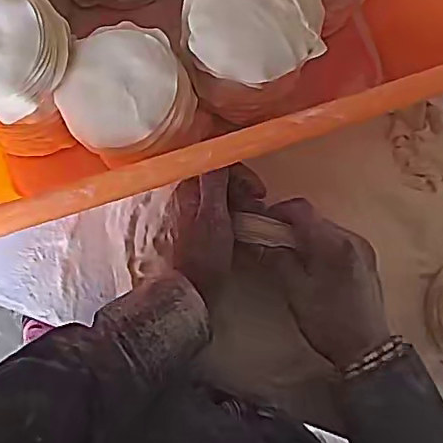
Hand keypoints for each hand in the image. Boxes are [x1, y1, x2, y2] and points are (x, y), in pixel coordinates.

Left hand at [163, 165, 265, 303]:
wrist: (191, 291)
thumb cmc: (203, 256)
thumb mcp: (214, 216)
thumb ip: (215, 182)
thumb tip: (218, 151)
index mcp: (187, 189)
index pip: (216, 163)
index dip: (241, 175)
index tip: (256, 192)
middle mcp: (185, 196)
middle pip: (219, 178)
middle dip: (242, 188)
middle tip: (257, 207)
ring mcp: (190, 212)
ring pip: (220, 194)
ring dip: (240, 201)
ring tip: (251, 219)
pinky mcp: (196, 228)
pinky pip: (218, 209)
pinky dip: (232, 213)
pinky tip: (241, 227)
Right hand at [257, 198, 391, 369]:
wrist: (367, 350)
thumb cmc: (328, 323)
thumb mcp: (295, 291)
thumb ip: (277, 259)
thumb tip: (260, 240)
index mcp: (333, 243)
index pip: (301, 209)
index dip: (277, 212)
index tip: (261, 225)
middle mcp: (351, 238)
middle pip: (314, 217)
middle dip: (290, 226)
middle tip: (271, 242)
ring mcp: (363, 248)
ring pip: (325, 229)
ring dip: (305, 236)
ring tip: (290, 256)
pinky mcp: (367, 259)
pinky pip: (338, 241)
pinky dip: (321, 245)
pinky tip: (312, 265)